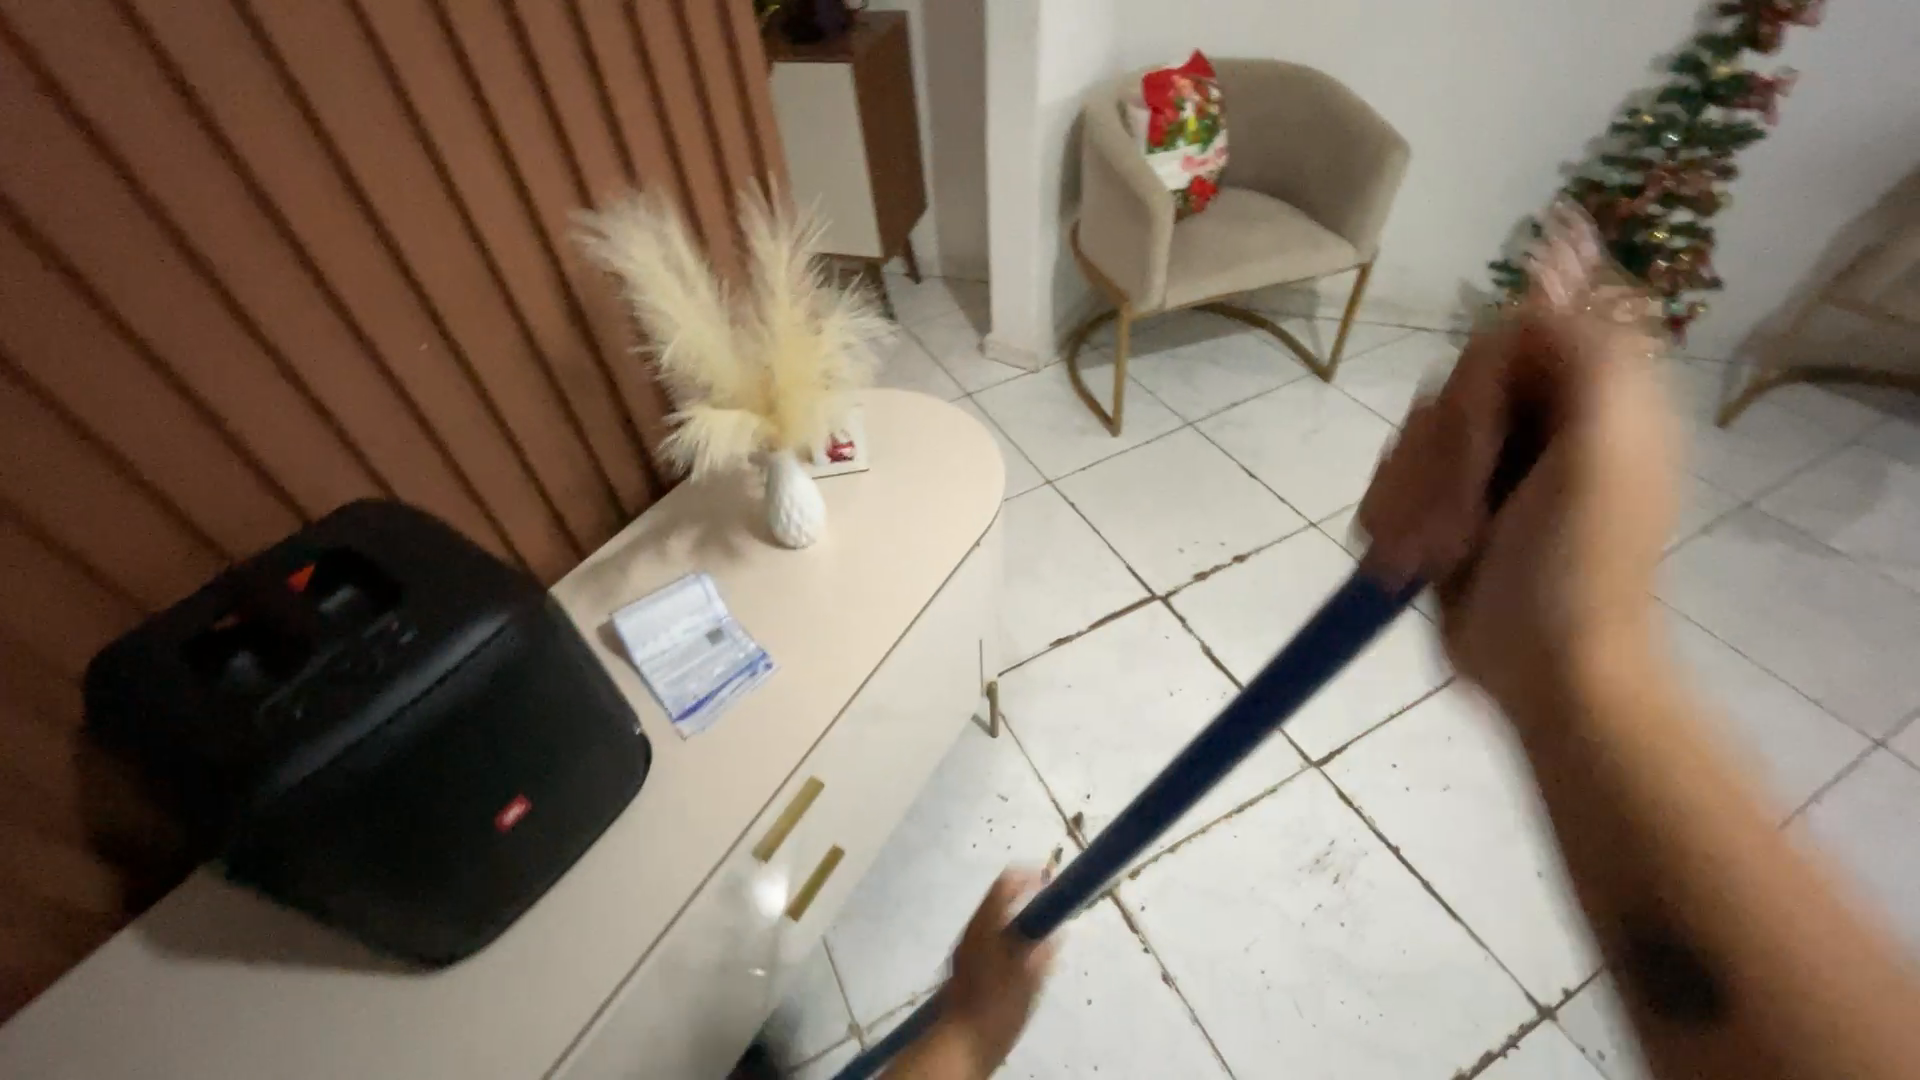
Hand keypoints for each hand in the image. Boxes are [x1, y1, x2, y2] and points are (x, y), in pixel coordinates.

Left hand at [935, 869, 1056, 1073]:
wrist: (958, 1043)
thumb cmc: (995, 1011)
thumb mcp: (1026, 985)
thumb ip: (1041, 956)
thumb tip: (1056, 933)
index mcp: (986, 927)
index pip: (1005, 884)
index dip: (1027, 876)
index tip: (1047, 879)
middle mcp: (972, 930)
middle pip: (996, 897)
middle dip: (1022, 894)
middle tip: (1046, 902)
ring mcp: (964, 946)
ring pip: (990, 915)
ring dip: (1012, 912)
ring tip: (1036, 926)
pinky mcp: (962, 962)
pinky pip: (985, 933)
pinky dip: (1003, 930)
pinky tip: (1016, 951)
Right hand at [1356, 305, 1678, 720]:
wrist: (1537, 667)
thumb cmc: (1575, 566)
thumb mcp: (1604, 450)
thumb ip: (1588, 348)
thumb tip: (1557, 246)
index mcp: (1586, 400)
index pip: (1507, 337)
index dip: (1479, 383)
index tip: (1482, 437)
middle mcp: (1532, 424)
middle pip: (1445, 392)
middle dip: (1439, 460)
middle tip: (1464, 516)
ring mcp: (1481, 470)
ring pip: (1406, 440)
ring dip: (1410, 500)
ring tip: (1437, 552)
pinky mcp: (1436, 506)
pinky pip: (1385, 482)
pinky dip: (1390, 522)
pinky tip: (1413, 559)